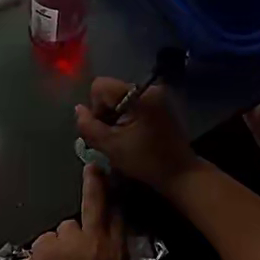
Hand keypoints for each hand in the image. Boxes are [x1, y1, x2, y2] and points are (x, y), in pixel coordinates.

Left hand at [18, 166, 126, 259]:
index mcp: (117, 255)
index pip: (120, 215)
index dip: (117, 198)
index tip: (115, 181)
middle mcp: (91, 240)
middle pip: (93, 202)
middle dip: (94, 182)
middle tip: (93, 167)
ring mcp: (62, 242)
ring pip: (65, 228)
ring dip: (66, 239)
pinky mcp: (38, 251)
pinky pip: (47, 242)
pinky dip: (49, 252)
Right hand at [76, 78, 201, 190]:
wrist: (180, 173)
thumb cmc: (146, 161)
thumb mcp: (111, 146)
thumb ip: (89, 126)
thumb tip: (78, 109)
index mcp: (139, 95)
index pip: (101, 86)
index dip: (95, 107)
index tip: (104, 129)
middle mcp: (149, 88)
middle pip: (111, 91)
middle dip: (105, 113)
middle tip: (111, 138)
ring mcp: (156, 96)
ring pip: (121, 98)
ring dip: (115, 117)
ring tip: (121, 139)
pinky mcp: (159, 105)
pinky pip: (133, 104)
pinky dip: (127, 118)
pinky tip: (132, 136)